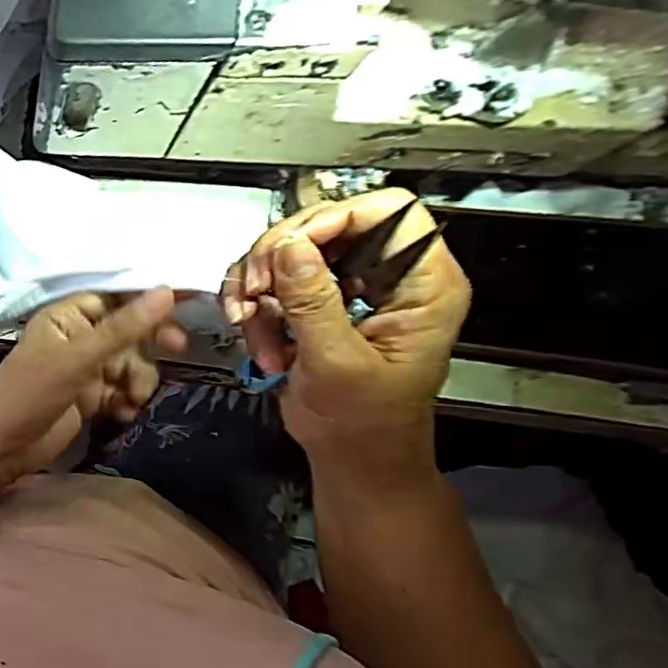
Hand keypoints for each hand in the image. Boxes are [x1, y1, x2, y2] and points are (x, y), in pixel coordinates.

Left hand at [0, 289, 187, 476]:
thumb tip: (166, 291)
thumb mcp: (76, 360)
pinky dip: (127, 400)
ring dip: (139, 379)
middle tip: (177, 349)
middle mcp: (77, 337)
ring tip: (131, 399)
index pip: (116, 296)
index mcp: (65, 316)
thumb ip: (122, 329)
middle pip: (130, 329)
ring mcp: (84, 368)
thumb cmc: (29, 395)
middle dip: (150, 342)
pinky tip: (121, 413)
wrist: (0, 449)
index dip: (149, 300)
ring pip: (131, 362)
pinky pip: (122, 390)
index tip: (187, 302)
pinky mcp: (89, 397)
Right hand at [219, 188, 469, 467]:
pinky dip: (251, 308)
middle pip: (325, 227)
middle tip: (252, 290)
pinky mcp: (311, 307)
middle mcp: (383, 276)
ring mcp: (343, 290)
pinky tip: (254, 337)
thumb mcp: (337, 362)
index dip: (333, 220)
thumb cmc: (362, 419)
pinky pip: (270, 286)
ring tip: (247, 323)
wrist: (350, 454)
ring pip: (287, 256)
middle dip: (277, 257)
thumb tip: (290, 246)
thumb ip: (313, 302)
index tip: (285, 251)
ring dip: (256, 289)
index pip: (387, 213)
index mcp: (420, 283)